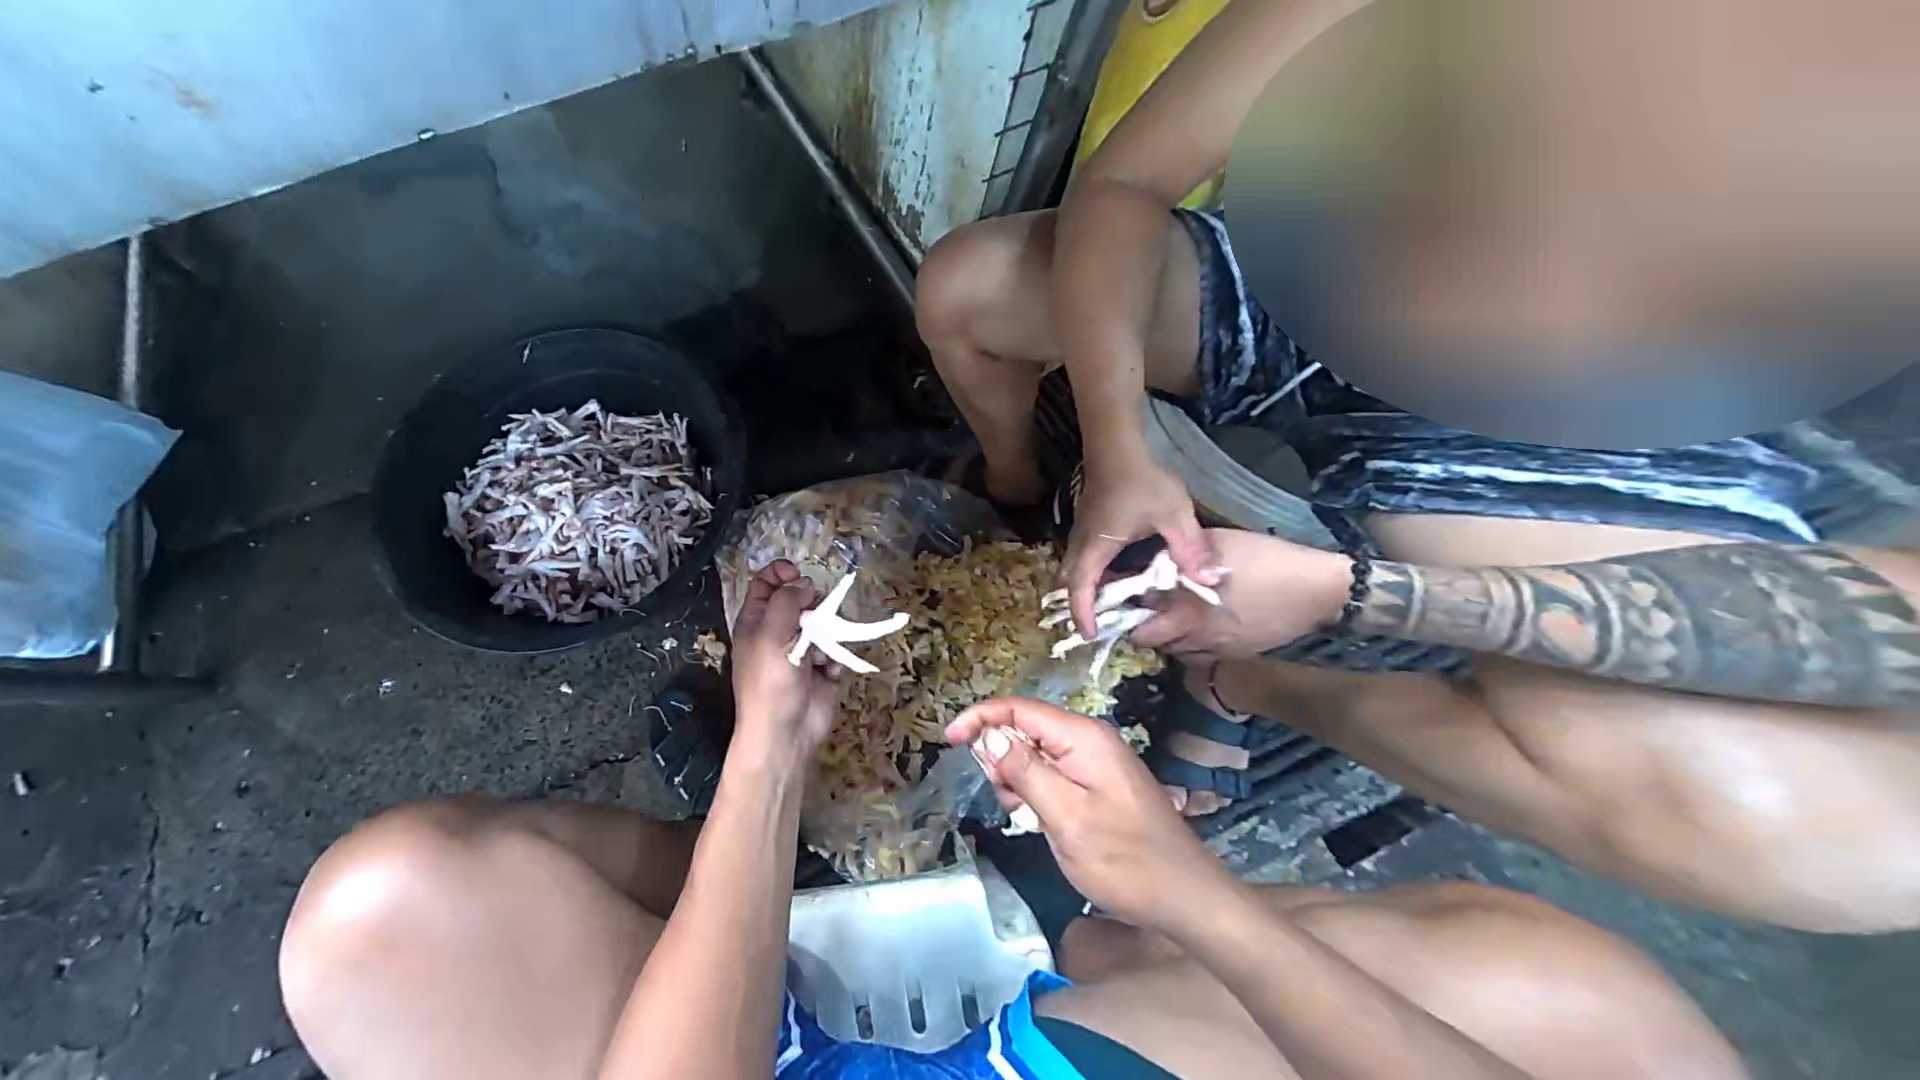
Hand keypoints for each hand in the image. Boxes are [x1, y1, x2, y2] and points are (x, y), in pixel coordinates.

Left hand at [730, 560, 841, 767]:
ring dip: (828, 634)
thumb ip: (787, 601)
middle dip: (814, 606)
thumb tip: (805, 584)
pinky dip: (836, 658)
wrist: (786, 733)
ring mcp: (802, 650)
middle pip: (802, 600)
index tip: (799, 573)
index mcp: (757, 621)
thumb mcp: (771, 635)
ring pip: (825, 623)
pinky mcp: (823, 668)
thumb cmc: (770, 683)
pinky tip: (828, 672)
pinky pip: (837, 649)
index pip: (766, 583)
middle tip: (813, 619)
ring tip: (821, 654)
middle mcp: (779, 632)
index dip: (781, 572)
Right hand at [945, 697, 1231, 929]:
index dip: (980, 718)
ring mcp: (1096, 760)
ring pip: (1036, 753)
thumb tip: (988, 736)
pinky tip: (1043, 820)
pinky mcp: (1099, 782)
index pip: (1018, 708)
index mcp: (1082, 736)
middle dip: (1002, 757)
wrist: (1185, 896)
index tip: (949, 739)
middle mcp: (1089, 738)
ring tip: (1029, 818)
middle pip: (1026, 729)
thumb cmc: (1125, 860)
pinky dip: (1038, 792)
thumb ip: (1024, 771)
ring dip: (1019, 780)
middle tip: (1007, 801)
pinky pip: (1054, 773)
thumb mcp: (1066, 817)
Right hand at [1065, 454, 1221, 637]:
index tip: (1092, 635)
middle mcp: (1082, 543)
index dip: (1083, 614)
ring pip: (1076, 570)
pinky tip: (1118, 576)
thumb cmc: (1141, 479)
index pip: (1081, 588)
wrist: (1116, 445)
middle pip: (1071, 582)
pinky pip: (1083, 559)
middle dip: (1083, 607)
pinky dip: (1094, 575)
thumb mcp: (1173, 515)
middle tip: (1105, 626)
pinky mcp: (1087, 525)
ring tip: (1114, 607)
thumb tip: (1210, 582)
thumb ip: (1190, 549)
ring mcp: (1081, 533)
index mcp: (1097, 546)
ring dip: (1089, 590)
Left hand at [1131, 529, 1349, 659]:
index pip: (1136, 620)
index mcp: (1183, 609)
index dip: (1124, 607)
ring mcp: (1214, 651)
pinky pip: (1197, 657)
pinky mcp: (1233, 657)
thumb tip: (1155, 557)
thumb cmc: (1266, 560)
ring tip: (1170, 614)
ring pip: (1172, 650)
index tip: (1120, 595)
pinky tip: (1196, 626)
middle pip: (1149, 640)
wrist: (1317, 591)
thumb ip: (1181, 554)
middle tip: (1144, 605)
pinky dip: (1188, 645)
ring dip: (1164, 635)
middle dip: (1140, 624)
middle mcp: (1193, 636)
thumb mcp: (1218, 544)